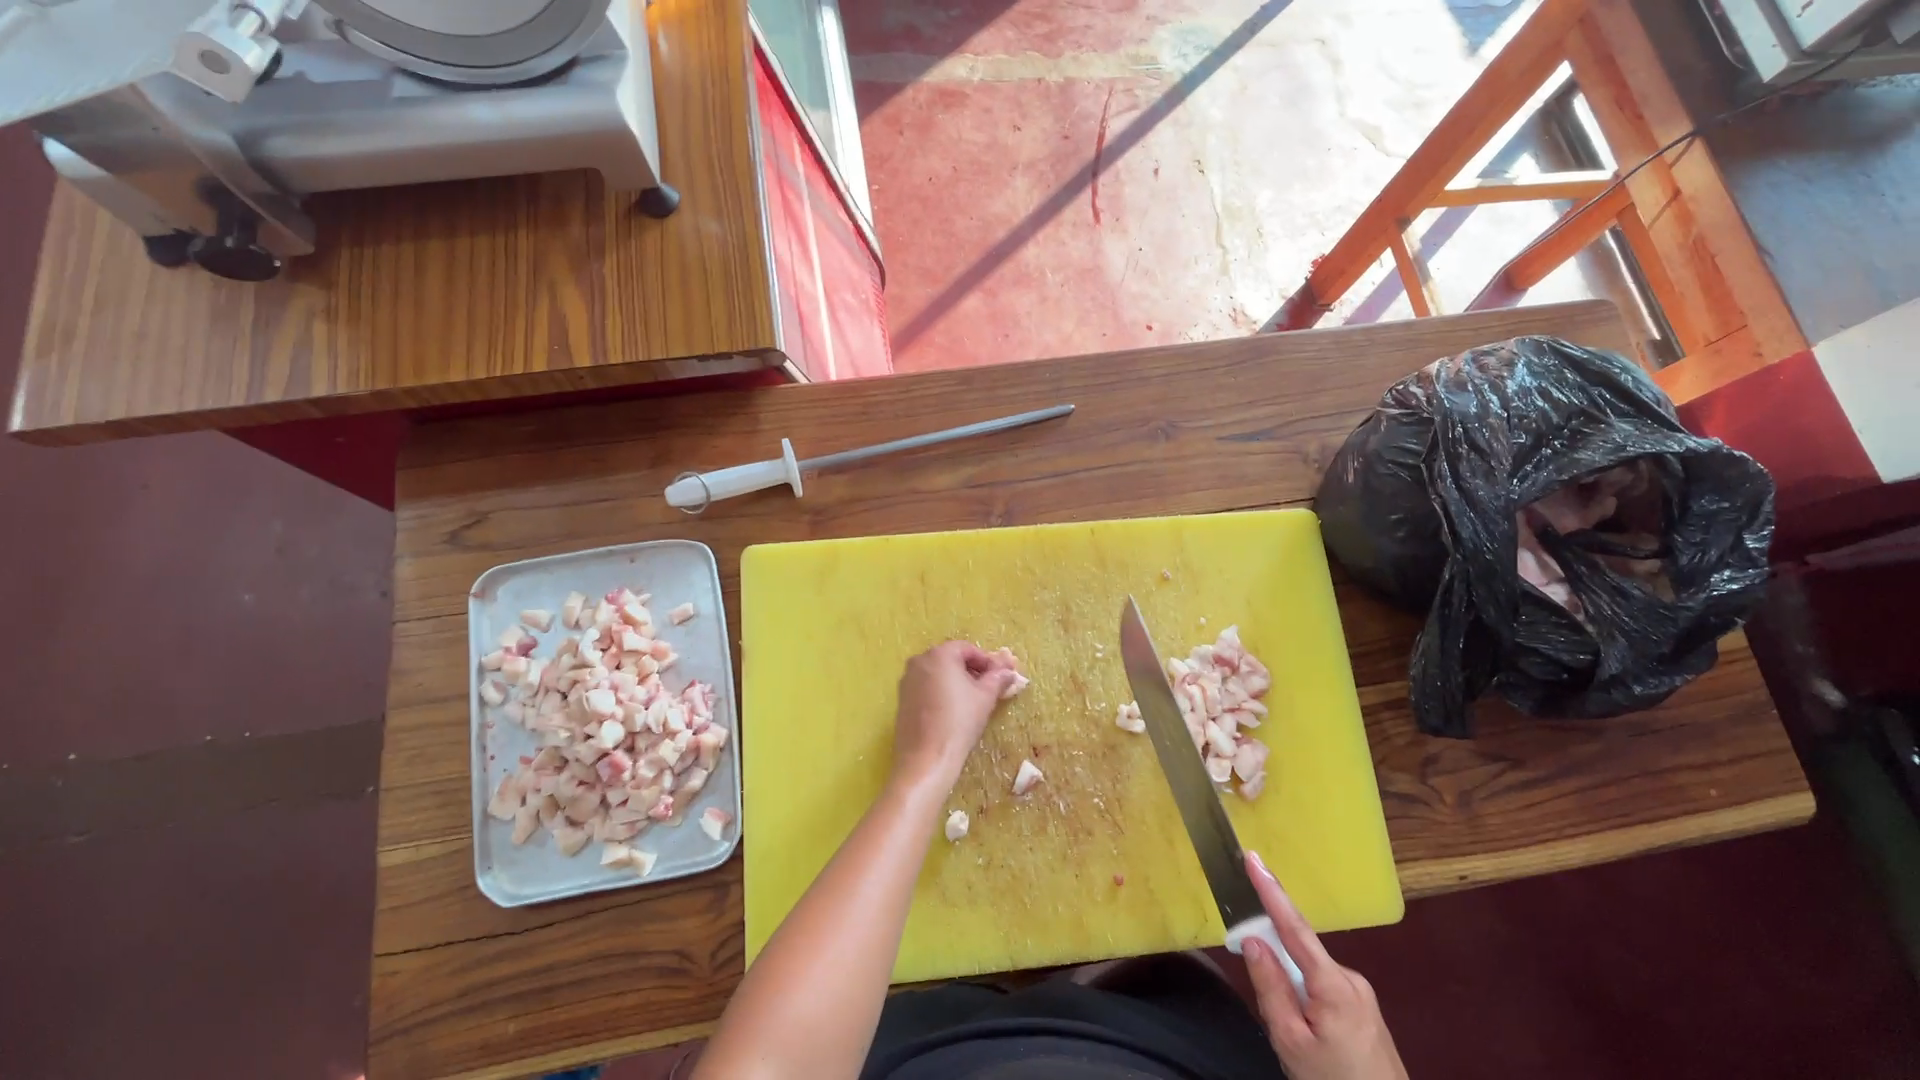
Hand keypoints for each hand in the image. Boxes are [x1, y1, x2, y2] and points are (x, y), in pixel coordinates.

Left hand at [891, 641, 1016, 785]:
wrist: (926, 757)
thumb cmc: (959, 721)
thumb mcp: (985, 697)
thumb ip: (998, 679)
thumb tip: (1008, 672)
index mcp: (939, 654)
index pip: (968, 649)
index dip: (987, 661)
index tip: (1001, 676)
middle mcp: (919, 661)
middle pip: (951, 659)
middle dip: (972, 670)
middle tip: (991, 687)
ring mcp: (907, 681)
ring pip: (938, 674)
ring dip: (957, 681)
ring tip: (974, 700)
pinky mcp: (902, 700)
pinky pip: (926, 687)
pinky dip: (942, 692)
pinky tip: (953, 711)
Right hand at [1242, 850, 1407, 1079]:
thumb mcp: (1291, 1042)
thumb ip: (1270, 988)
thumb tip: (1254, 942)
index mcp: (1333, 984)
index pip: (1294, 927)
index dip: (1270, 891)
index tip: (1253, 858)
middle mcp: (1350, 978)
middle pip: (1298, 955)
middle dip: (1274, 967)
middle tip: (1271, 1012)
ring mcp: (1361, 994)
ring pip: (1308, 976)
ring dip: (1290, 993)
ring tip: (1296, 1044)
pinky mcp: (1363, 1009)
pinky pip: (1321, 990)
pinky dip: (1303, 1001)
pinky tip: (1308, 1039)